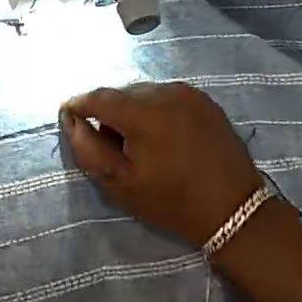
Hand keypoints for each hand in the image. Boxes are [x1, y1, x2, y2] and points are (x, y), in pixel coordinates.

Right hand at [59, 82, 274, 248]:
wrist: (234, 209)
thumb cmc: (172, 200)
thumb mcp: (121, 183)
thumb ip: (89, 149)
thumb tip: (72, 121)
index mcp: (143, 112)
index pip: (98, 97)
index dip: (78, 105)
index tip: (67, 117)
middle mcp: (165, 92)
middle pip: (120, 94)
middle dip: (107, 113)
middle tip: (108, 143)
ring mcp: (188, 93)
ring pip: (142, 93)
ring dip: (131, 110)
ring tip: (136, 142)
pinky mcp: (204, 100)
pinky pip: (165, 96)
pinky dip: (154, 110)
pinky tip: (160, 135)